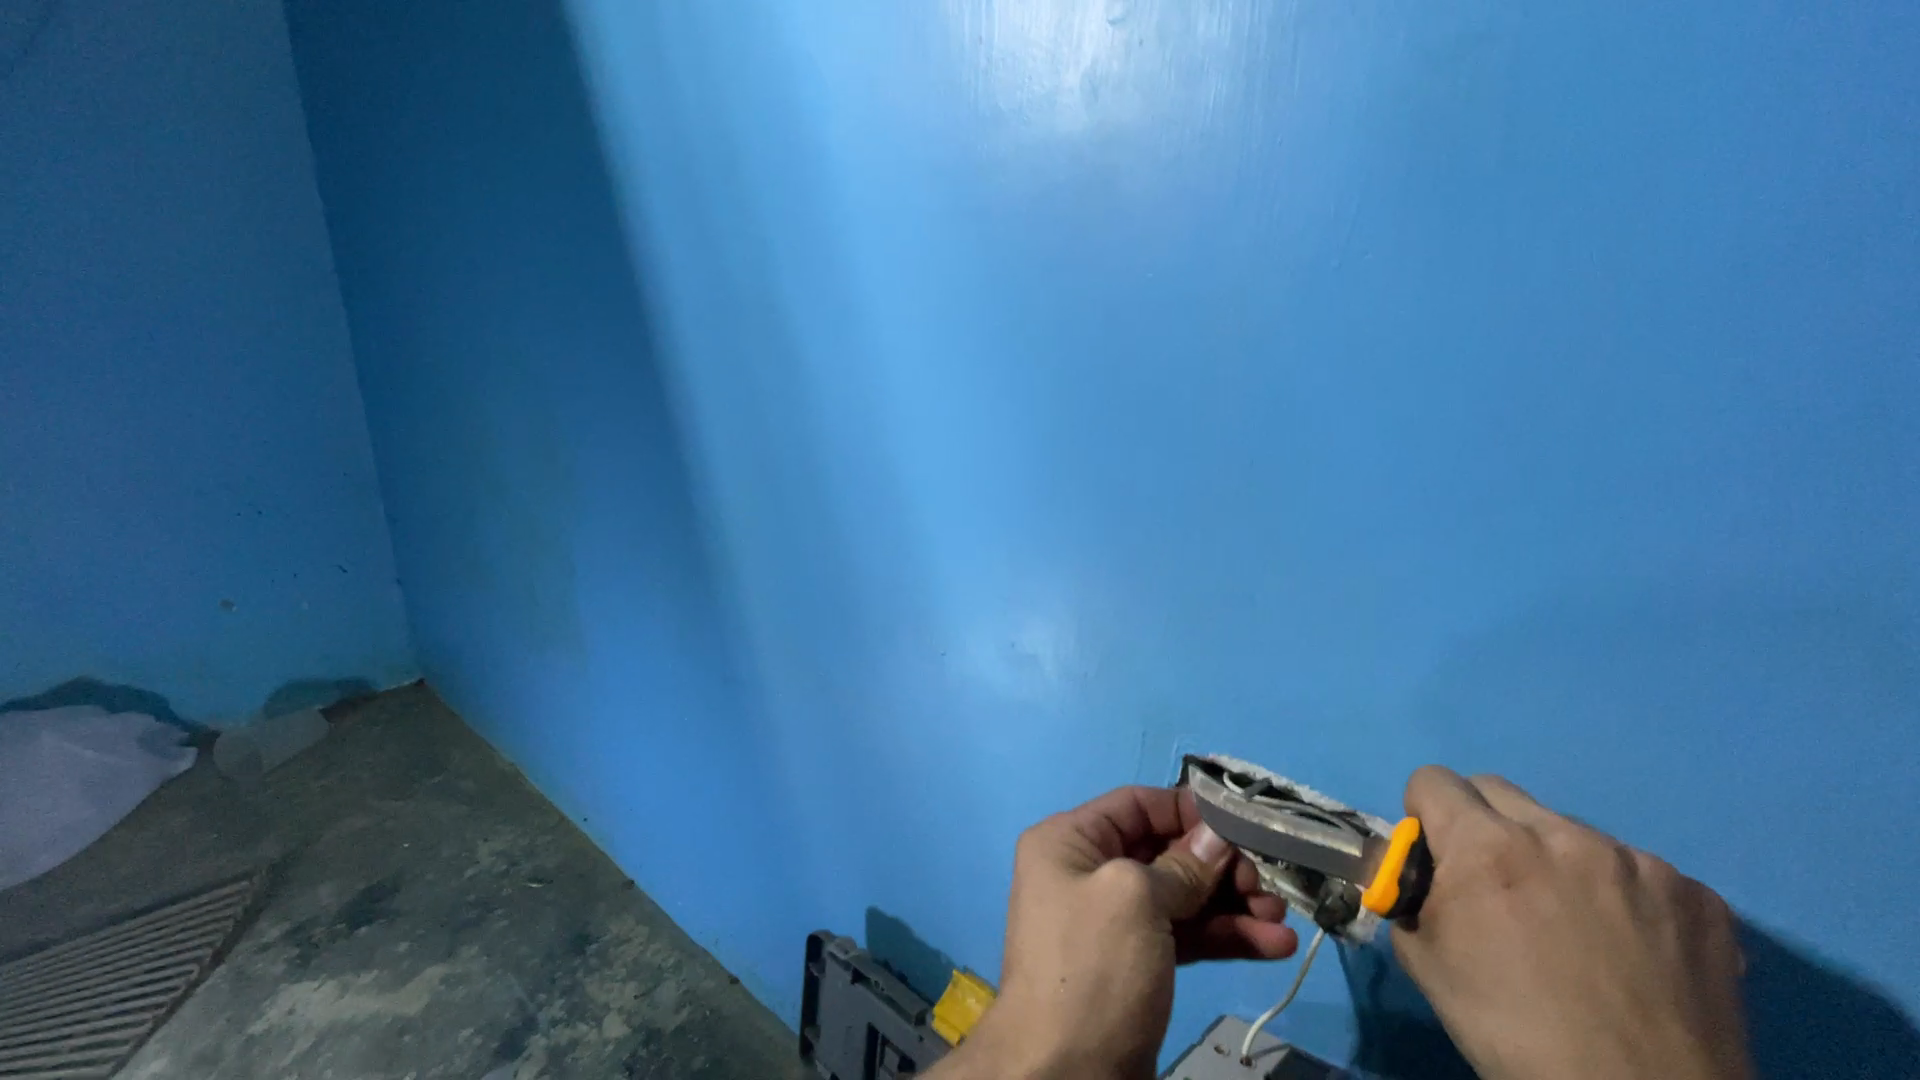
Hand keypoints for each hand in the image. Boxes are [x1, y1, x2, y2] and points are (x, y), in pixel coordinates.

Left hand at [932, 786, 1297, 1079]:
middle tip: (1266, 886)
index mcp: (1070, 841)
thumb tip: (1217, 836)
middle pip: (1165, 850)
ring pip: (1182, 896)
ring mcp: (1114, 921)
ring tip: (1280, 920)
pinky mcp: (1137, 964)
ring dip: (1232, 904)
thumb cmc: (1093, 968)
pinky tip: (1272, 946)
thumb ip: (1182, 864)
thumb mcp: (1135, 899)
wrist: (1064, 1075)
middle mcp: (1089, 872)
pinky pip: (1185, 935)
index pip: (1136, 804)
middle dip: (1220, 864)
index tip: (1241, 826)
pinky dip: (1225, 937)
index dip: (1188, 810)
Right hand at [1393, 766, 1751, 1079]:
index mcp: (1484, 846)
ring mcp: (1636, 861)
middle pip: (1496, 790)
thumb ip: (1409, 893)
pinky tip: (1629, 950)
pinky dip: (1620, 896)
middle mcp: (1559, 834)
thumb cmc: (1509, 1030)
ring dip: (1554, 860)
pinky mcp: (1697, 895)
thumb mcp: (1423, 959)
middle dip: (1481, 825)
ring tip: (1572, 928)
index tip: (1436, 856)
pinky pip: (1637, 870)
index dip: (1424, 815)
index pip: (1432, 780)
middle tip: (1494, 887)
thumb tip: (1415, 871)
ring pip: (1569, 830)